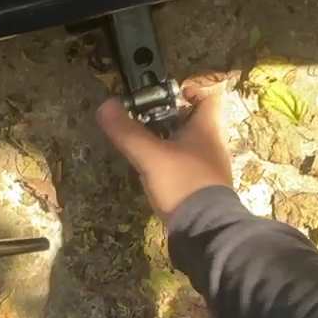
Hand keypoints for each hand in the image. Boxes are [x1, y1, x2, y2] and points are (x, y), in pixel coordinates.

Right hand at [95, 83, 233, 223]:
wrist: (203, 231)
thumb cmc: (183, 184)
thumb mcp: (151, 156)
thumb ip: (128, 131)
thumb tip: (106, 106)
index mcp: (208, 128)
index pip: (209, 93)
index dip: (189, 86)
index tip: (164, 90)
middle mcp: (212, 143)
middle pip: (194, 117)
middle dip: (170, 113)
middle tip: (144, 114)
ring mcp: (208, 166)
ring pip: (188, 141)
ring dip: (167, 137)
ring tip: (142, 140)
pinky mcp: (200, 185)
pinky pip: (184, 162)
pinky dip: (169, 159)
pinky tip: (152, 167)